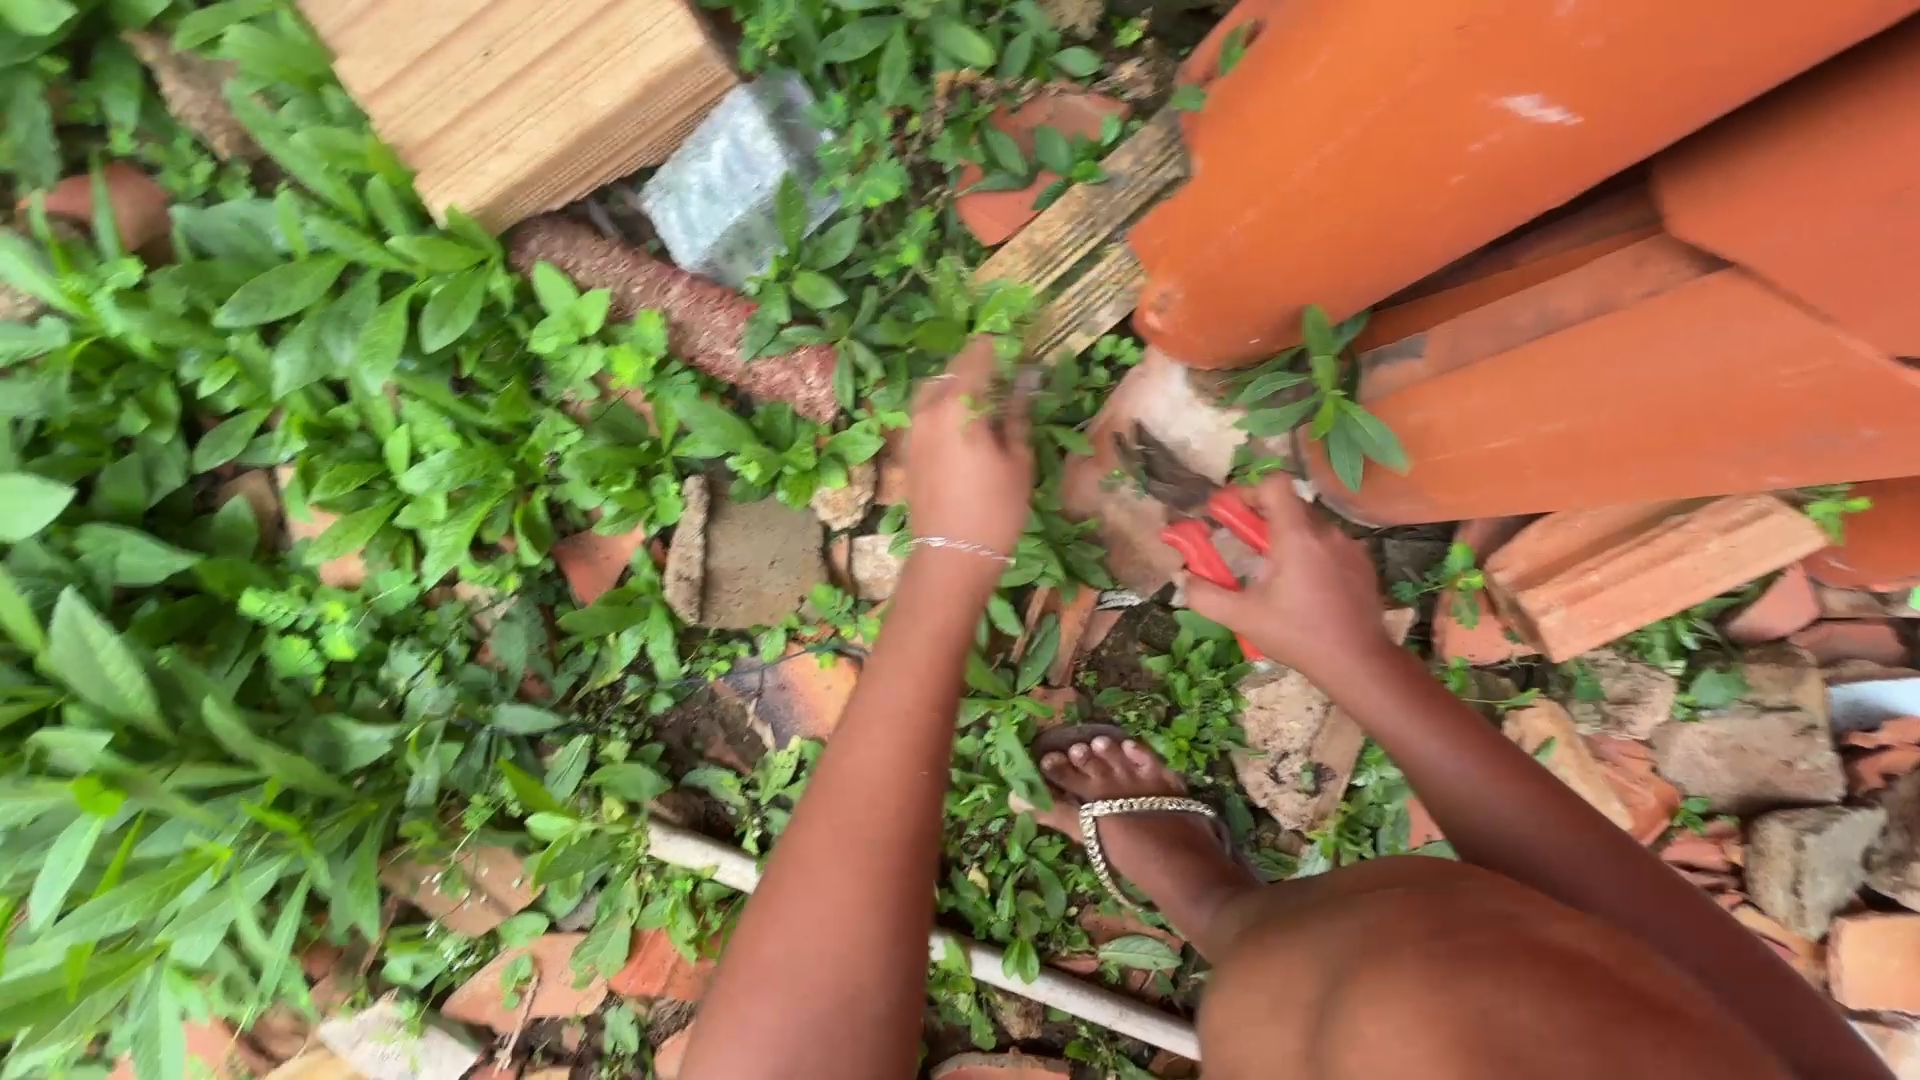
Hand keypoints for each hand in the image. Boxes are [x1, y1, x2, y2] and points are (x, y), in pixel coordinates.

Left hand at [905, 336, 1033, 574]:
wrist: (951, 557)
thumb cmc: (995, 511)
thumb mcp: (1018, 462)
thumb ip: (1018, 416)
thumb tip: (1022, 385)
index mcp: (959, 405)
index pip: (977, 355)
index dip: (996, 347)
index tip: (1014, 347)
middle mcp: (929, 410)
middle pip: (951, 370)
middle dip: (976, 366)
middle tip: (1003, 374)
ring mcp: (912, 431)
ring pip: (933, 391)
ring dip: (956, 386)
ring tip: (982, 400)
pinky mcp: (907, 450)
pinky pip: (924, 414)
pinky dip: (942, 408)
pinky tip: (962, 426)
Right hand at [1183, 476, 1392, 682]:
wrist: (1358, 662)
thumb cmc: (1297, 635)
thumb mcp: (1242, 617)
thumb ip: (1205, 594)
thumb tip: (1184, 577)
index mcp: (1296, 537)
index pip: (1275, 484)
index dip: (1249, 491)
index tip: (1233, 515)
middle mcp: (1326, 532)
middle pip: (1290, 505)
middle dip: (1263, 519)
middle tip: (1245, 547)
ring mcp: (1349, 546)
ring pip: (1310, 525)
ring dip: (1288, 537)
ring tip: (1276, 572)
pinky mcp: (1363, 563)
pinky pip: (1330, 544)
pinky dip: (1312, 553)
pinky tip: (1305, 586)